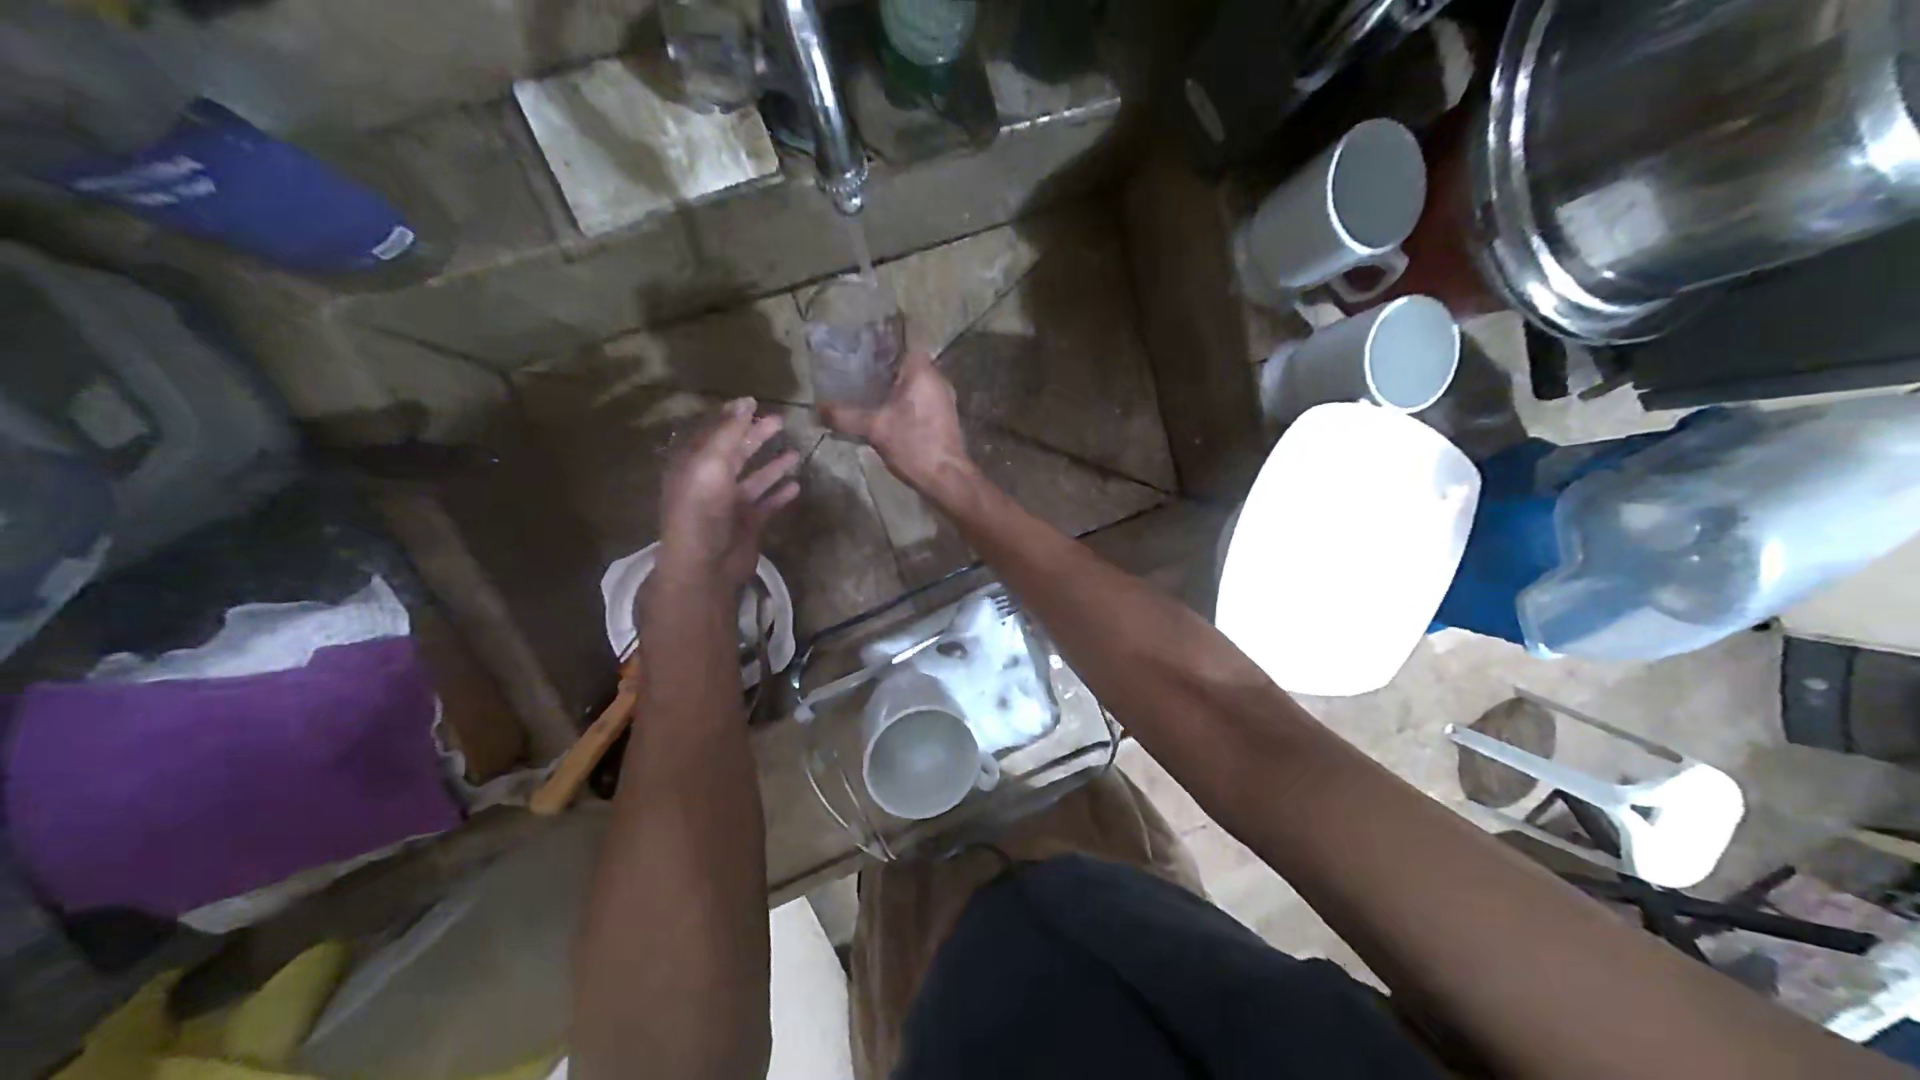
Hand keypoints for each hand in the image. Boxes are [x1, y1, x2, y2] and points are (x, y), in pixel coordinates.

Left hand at [656, 398, 800, 591]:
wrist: (705, 566)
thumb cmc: (702, 510)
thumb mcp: (711, 464)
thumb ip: (729, 432)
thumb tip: (746, 401)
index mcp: (693, 465)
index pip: (712, 433)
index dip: (732, 417)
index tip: (753, 402)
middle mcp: (710, 482)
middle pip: (736, 453)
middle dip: (756, 436)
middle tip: (781, 420)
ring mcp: (730, 505)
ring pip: (754, 479)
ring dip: (773, 465)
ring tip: (795, 452)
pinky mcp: (747, 524)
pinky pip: (767, 504)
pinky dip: (780, 494)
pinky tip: (796, 485)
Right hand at [820, 351, 974, 496]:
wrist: (947, 477)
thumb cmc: (914, 444)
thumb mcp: (875, 429)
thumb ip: (845, 416)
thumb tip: (819, 409)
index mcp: (922, 371)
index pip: (909, 337)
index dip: (887, 334)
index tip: (866, 337)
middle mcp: (936, 378)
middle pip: (909, 359)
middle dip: (885, 360)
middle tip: (858, 362)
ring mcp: (942, 398)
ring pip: (915, 379)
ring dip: (894, 381)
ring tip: (867, 385)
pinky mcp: (942, 415)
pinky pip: (919, 396)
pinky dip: (902, 397)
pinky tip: (885, 408)